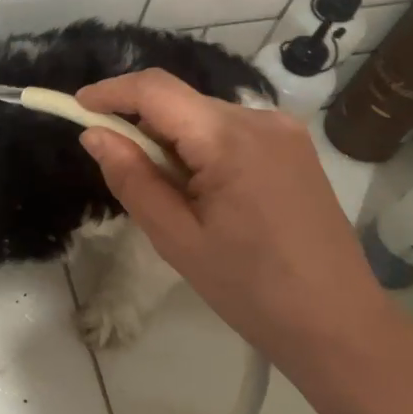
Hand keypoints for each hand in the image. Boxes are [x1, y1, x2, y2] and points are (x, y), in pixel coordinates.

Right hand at [76, 70, 398, 376]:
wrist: (338, 324)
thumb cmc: (250, 288)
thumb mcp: (176, 238)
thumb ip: (132, 178)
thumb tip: (94, 134)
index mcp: (230, 139)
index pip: (156, 89)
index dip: (109, 91)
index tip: (74, 108)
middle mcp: (260, 120)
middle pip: (179, 101)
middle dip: (139, 124)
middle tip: (119, 172)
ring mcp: (283, 132)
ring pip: (202, 116)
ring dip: (170, 141)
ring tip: (167, 197)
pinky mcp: (293, 149)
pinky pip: (228, 132)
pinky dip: (199, 149)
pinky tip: (201, 195)